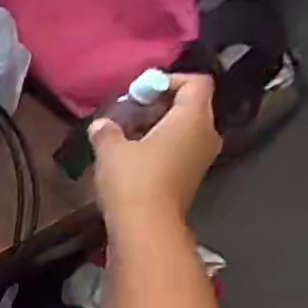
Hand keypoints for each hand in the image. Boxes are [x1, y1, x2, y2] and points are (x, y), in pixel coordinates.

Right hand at [89, 74, 221, 225]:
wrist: (145, 226)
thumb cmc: (132, 180)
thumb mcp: (110, 151)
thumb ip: (106, 132)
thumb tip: (100, 125)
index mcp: (192, 118)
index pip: (196, 83)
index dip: (169, 80)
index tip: (140, 92)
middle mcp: (206, 133)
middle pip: (190, 107)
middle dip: (160, 107)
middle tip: (129, 116)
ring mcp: (201, 158)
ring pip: (184, 131)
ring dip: (158, 130)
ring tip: (126, 139)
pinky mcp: (190, 178)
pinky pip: (179, 152)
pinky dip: (160, 149)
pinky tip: (133, 161)